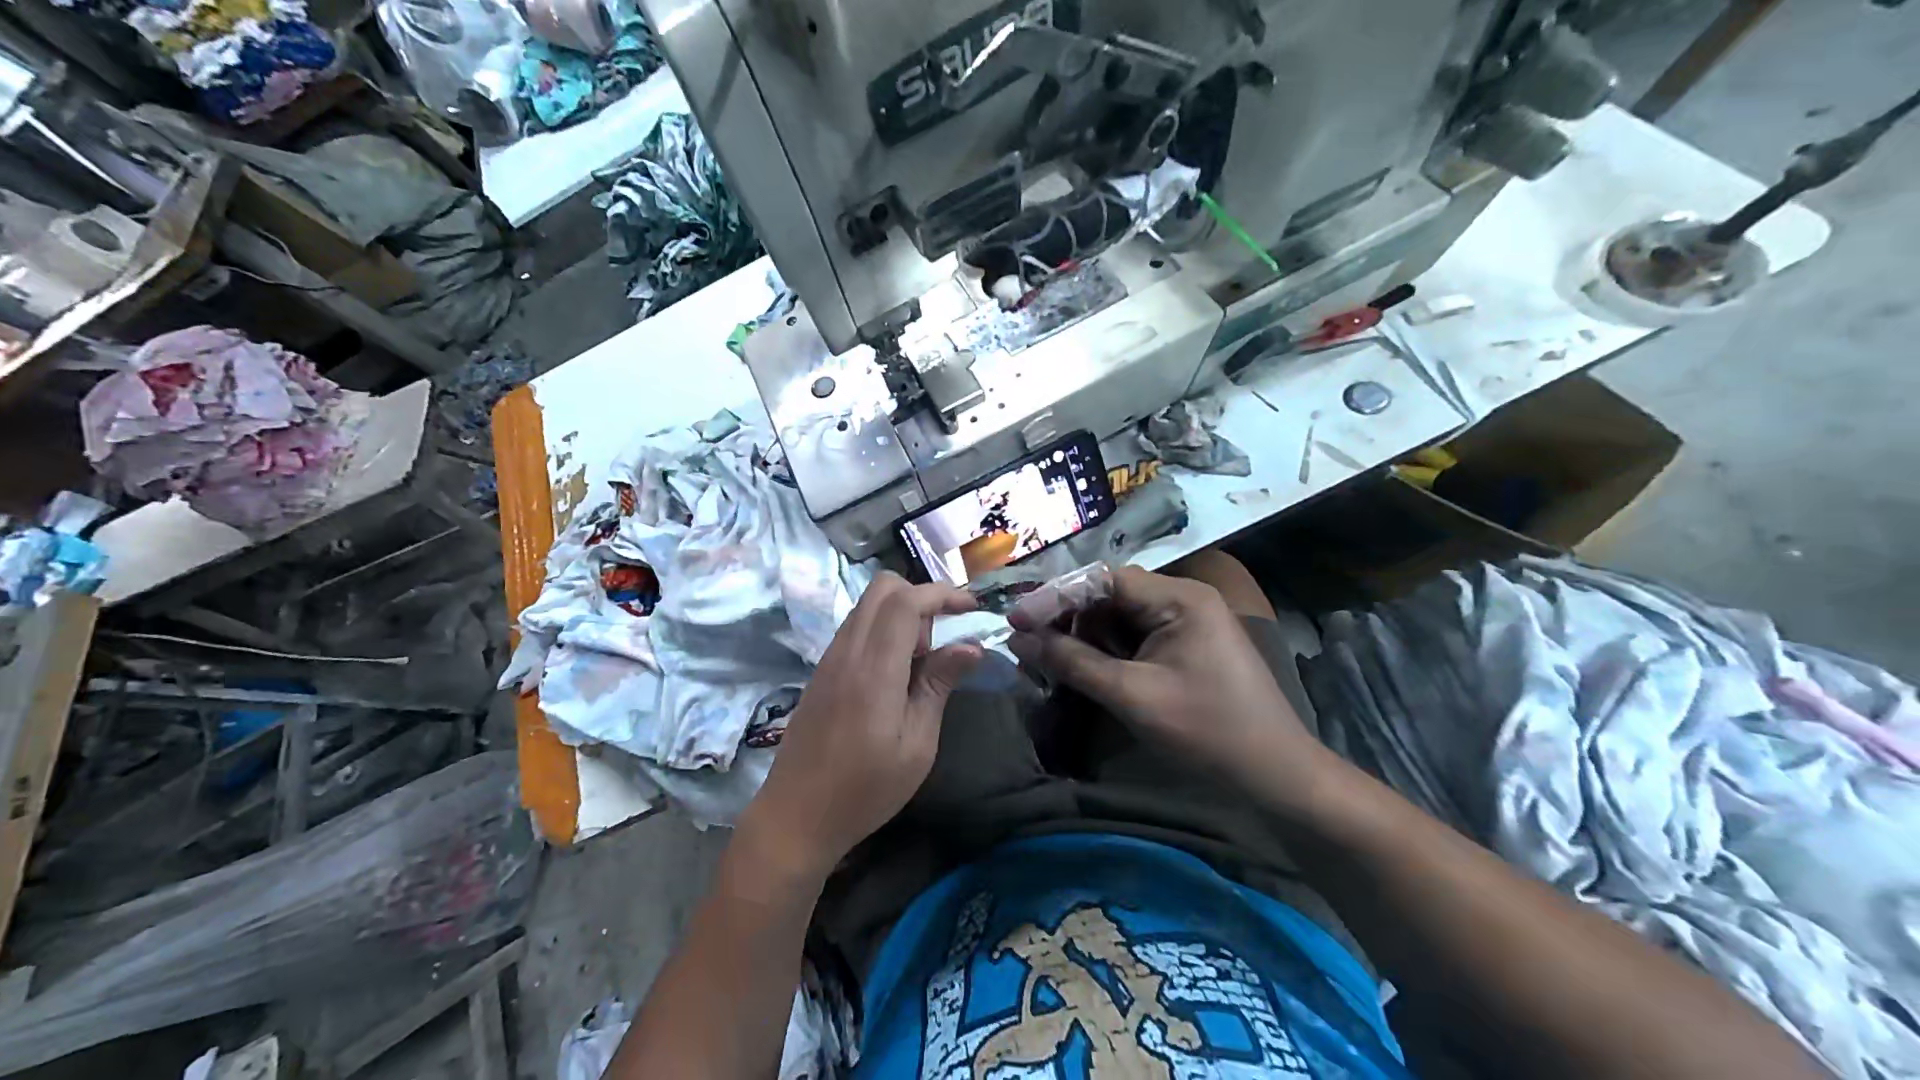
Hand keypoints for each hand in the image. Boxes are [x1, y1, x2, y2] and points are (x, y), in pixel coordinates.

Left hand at [742, 572, 981, 875]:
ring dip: (901, 614)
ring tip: (922, 661)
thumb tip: (970, 645)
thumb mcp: (917, 744)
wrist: (796, 816)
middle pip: (883, 588)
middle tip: (941, 639)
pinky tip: (895, 673)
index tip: (972, 608)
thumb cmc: (865, 789)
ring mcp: (829, 659)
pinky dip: (883, 630)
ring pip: (867, 606)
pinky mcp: (822, 671)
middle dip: (921, 597)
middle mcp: (847, 651)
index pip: (906, 601)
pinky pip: (856, 628)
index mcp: (873, 669)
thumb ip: (939, 685)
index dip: (942, 594)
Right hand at [1007, 566, 1319, 789]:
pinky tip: (1084, 670)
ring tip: (1050, 661)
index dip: (1056, 598)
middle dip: (1068, 619)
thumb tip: (1018, 639)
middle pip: (1110, 595)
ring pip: (1119, 617)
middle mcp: (1183, 598)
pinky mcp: (1186, 645)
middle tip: (1029, 646)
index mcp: (1179, 598)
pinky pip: (1136, 637)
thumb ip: (1073, 662)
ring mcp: (1187, 622)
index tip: (1016, 621)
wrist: (1276, 774)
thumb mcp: (1132, 695)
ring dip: (1084, 637)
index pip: (1103, 580)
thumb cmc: (1207, 731)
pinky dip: (1107, 652)